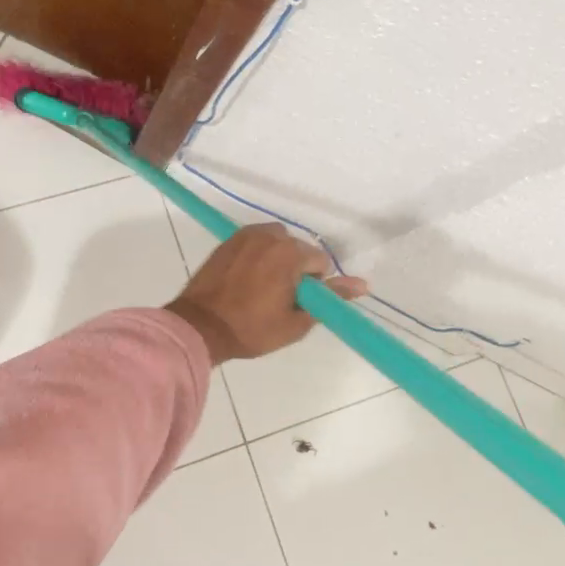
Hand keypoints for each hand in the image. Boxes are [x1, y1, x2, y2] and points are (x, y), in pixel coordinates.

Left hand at [164, 223, 366, 363]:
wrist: (200, 326)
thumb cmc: (252, 329)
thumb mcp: (297, 321)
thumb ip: (330, 298)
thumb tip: (363, 284)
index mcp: (290, 253)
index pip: (319, 263)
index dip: (313, 285)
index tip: (295, 303)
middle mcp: (270, 236)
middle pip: (298, 249)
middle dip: (295, 269)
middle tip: (277, 299)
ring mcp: (245, 235)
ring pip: (276, 243)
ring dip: (276, 260)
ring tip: (261, 288)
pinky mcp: (227, 241)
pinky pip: (254, 242)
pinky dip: (257, 256)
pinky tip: (245, 279)